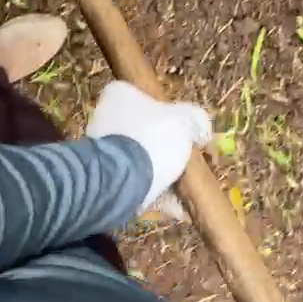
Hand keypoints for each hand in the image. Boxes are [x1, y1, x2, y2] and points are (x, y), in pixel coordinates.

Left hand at [85, 81, 211, 211]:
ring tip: (182, 193)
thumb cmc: (152, 139)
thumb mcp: (183, 121)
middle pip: (145, 132)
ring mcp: (101, 148)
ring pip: (140, 160)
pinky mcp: (101, 176)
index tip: (186, 133)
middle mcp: (105, 117)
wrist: (121, 179)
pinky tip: (173, 207)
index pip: (146, 98)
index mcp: (119, 94)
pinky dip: (152, 192)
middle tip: (187, 165)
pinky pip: (133, 181)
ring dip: (161, 176)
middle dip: (166, 151)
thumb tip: (201, 129)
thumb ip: (195, 118)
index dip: (170, 116)